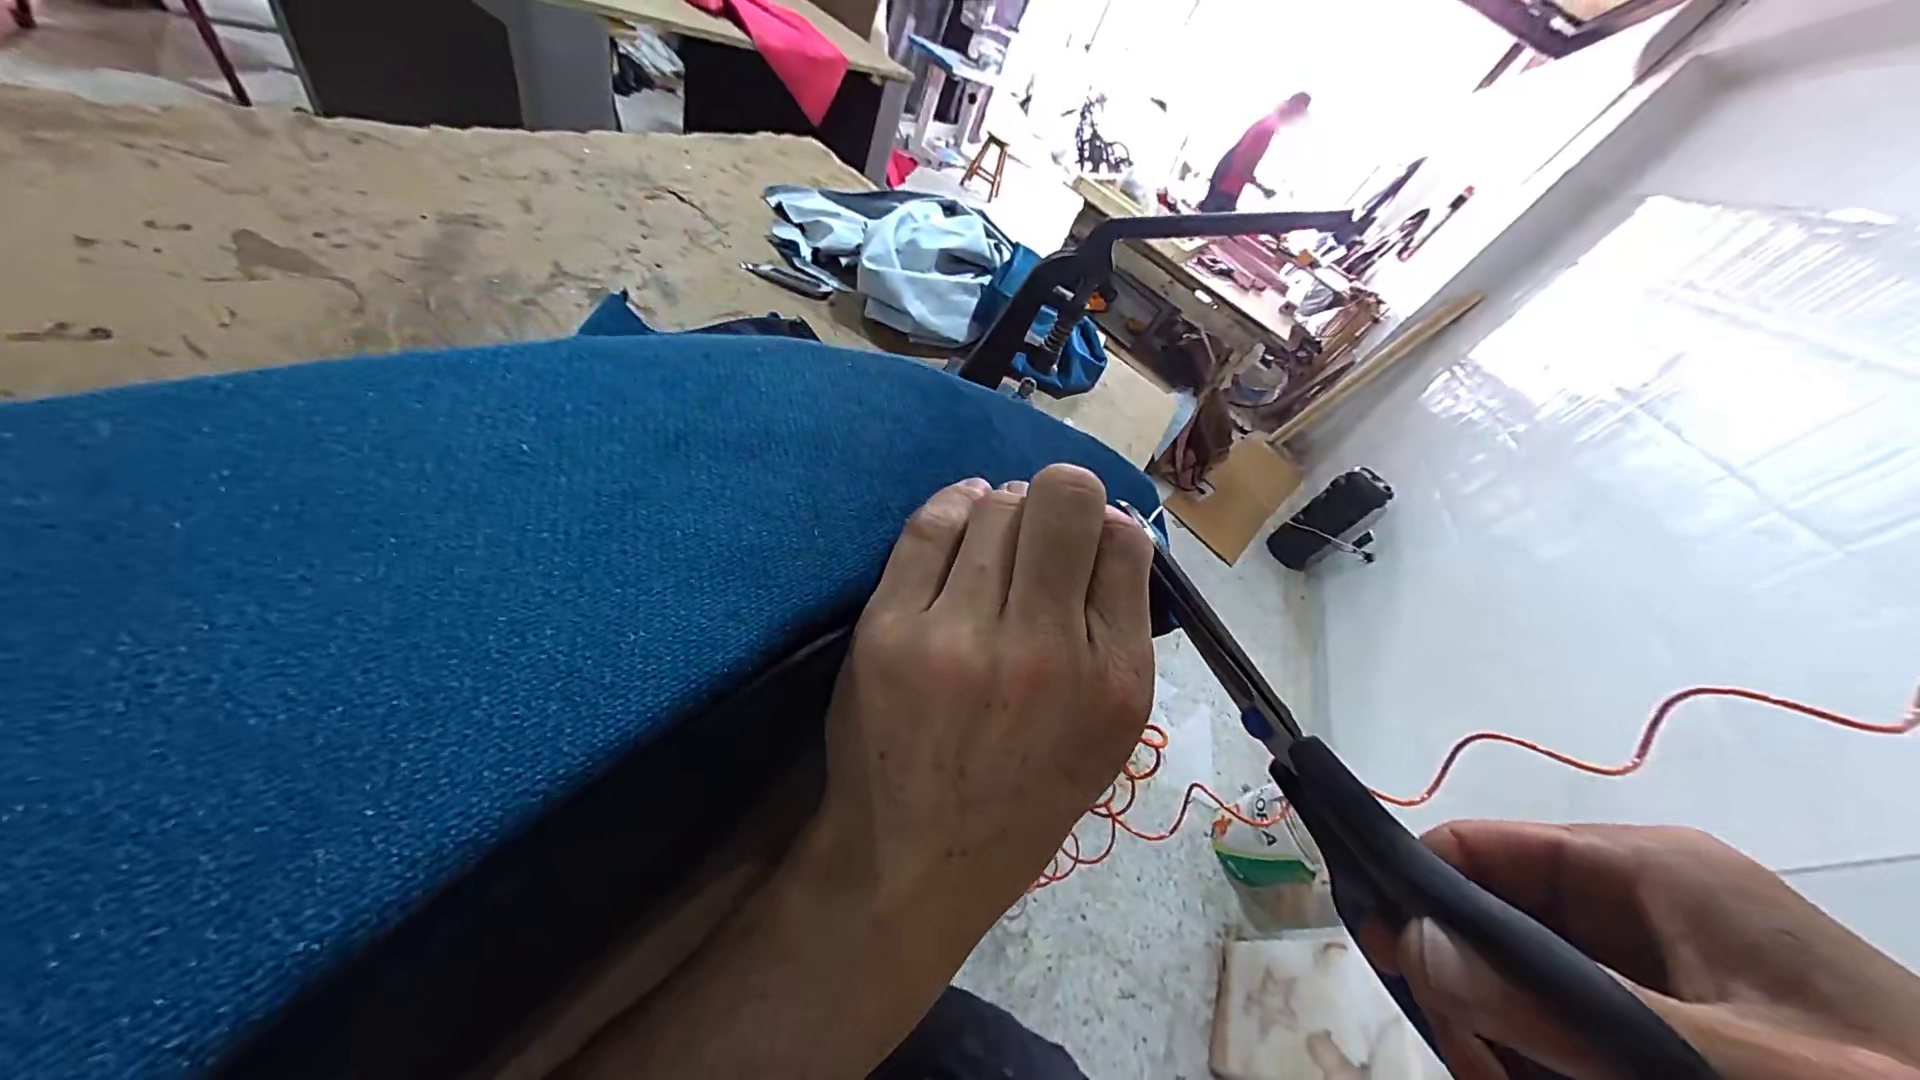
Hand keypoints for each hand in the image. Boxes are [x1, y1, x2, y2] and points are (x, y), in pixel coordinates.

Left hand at [565, 467, 1154, 1079]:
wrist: (917, 858)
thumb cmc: (1025, 796)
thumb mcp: (1108, 729)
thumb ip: (1122, 624)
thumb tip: (1110, 522)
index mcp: (1114, 680)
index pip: (1124, 541)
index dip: (1105, 523)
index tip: (1085, 537)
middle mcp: (1042, 651)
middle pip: (1062, 501)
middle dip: (1060, 498)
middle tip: (1041, 528)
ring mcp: (958, 637)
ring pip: (996, 505)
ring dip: (1004, 508)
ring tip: (999, 536)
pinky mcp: (889, 629)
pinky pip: (930, 524)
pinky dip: (954, 504)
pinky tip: (963, 513)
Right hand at [1374, 822, 1919, 1079]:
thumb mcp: (1718, 1064)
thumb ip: (1552, 999)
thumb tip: (1407, 940)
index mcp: (1644, 868)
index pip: (1478, 844)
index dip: (1415, 887)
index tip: (1385, 957)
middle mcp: (1638, 899)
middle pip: (1491, 913)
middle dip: (1461, 982)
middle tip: (1471, 1063)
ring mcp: (1657, 962)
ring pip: (1518, 972)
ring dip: (1495, 1029)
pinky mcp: (1672, 1018)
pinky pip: (1565, 1015)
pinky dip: (1535, 1051)